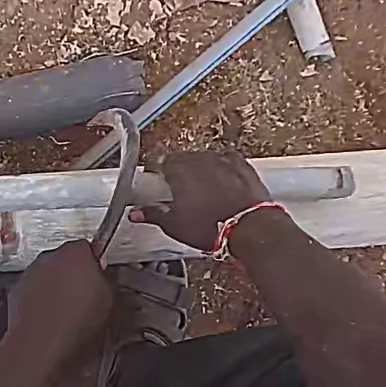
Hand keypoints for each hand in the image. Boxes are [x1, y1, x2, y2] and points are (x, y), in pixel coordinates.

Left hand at [5, 240, 112, 365]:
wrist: (43, 342)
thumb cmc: (78, 319)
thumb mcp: (109, 299)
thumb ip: (104, 279)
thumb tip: (101, 277)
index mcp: (75, 252)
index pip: (86, 246)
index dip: (93, 261)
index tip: (98, 274)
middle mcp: (49, 257)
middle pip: (64, 258)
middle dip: (73, 272)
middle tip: (85, 293)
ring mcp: (30, 273)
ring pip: (47, 273)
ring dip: (55, 285)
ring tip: (67, 309)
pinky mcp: (16, 291)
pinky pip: (33, 289)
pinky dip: (39, 298)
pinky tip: (50, 317)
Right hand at [140, 148, 273, 251]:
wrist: (250, 228)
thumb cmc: (212, 227)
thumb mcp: (175, 225)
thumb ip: (154, 214)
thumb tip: (136, 213)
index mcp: (179, 170)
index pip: (160, 161)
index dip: (157, 171)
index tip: (157, 181)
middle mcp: (200, 159)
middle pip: (182, 158)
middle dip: (178, 171)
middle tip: (178, 190)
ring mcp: (222, 160)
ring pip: (205, 158)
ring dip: (200, 169)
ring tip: (202, 189)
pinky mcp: (242, 165)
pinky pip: (227, 160)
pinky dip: (222, 168)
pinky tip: (223, 181)